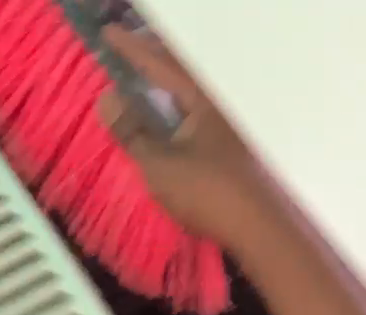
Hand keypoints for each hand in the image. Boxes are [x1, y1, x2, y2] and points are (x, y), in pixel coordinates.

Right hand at [97, 26, 272, 246]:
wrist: (258, 230)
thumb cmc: (208, 194)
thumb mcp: (160, 165)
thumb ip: (132, 132)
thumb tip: (107, 99)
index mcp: (202, 100)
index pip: (160, 64)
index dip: (131, 49)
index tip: (107, 33)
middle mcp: (218, 108)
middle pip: (180, 75)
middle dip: (151, 64)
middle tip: (125, 56)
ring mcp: (228, 132)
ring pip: (190, 100)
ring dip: (164, 91)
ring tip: (142, 88)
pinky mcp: (231, 156)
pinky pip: (197, 121)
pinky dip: (176, 115)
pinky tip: (169, 127)